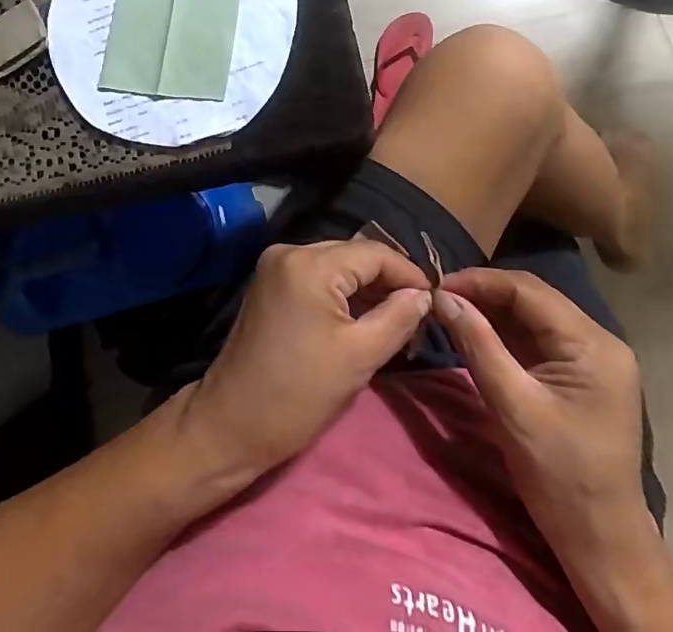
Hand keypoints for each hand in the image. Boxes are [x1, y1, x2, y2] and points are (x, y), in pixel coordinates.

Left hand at [177, 240, 433, 478]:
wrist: (234, 419)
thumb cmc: (300, 391)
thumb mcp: (361, 355)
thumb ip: (398, 317)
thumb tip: (424, 294)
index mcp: (309, 263)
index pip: (374, 252)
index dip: (410, 274)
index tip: (438, 303)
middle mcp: (287, 252)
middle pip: (352, 254)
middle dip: (388, 281)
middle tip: (420, 316)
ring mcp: (273, 267)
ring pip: (335, 265)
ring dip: (366, 288)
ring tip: (398, 321)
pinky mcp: (268, 285)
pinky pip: (315, 278)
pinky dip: (341, 294)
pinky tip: (363, 318)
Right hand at [433, 267, 654, 562]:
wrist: (597, 533)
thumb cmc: (559, 471)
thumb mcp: (512, 404)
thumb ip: (477, 344)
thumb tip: (442, 296)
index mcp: (593, 346)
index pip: (528, 291)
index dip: (479, 281)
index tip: (435, 286)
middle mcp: (596, 342)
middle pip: (530, 297)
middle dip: (481, 291)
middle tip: (435, 297)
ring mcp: (587, 357)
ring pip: (528, 314)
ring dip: (486, 308)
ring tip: (445, 309)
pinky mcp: (573, 373)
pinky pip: (530, 336)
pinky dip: (497, 329)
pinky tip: (468, 330)